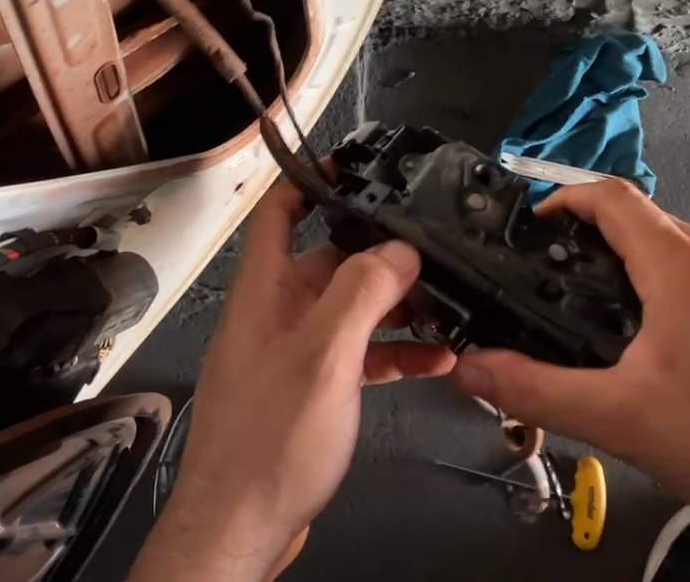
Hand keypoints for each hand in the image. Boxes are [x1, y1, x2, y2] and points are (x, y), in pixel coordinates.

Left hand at [130, 177, 455, 581]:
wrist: (242, 526)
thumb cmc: (267, 442)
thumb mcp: (324, 356)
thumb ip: (360, 293)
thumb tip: (398, 249)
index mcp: (265, 289)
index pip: (279, 212)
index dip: (308, 179)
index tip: (347, 163)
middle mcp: (278, 311)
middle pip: (332, 260)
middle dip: (381, 256)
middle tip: (430, 257)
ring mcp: (295, 349)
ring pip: (352, 309)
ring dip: (397, 309)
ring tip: (446, 311)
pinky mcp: (312, 386)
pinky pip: (358, 353)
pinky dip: (393, 351)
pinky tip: (434, 359)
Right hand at [451, 180, 689, 581]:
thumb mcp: (621, 421)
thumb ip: (536, 389)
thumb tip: (477, 370)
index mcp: (685, 268)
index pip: (612, 196)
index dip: (567, 197)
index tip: (543, 221)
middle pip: (651, 221)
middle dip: (604, 241)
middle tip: (575, 280)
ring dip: (651, 265)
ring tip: (629, 319)